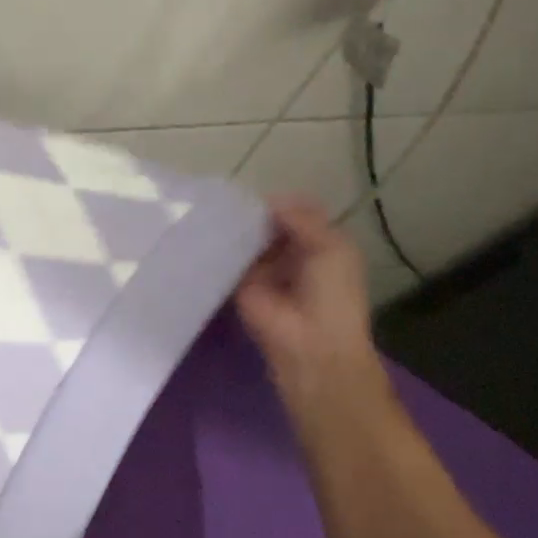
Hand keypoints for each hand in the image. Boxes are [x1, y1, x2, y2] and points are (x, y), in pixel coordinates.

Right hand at [234, 200, 386, 405]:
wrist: (310, 345)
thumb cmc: (332, 295)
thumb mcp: (331, 247)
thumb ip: (303, 219)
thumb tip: (272, 199)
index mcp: (320, 245)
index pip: (296, 215)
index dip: (281, 203)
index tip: (259, 192)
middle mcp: (290, 255)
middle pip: (269, 226)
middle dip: (255, 214)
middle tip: (230, 197)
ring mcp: (264, 271)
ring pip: (248, 242)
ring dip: (237, 230)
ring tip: (214, 209)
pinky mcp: (240, 286)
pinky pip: (230, 262)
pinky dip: (221, 249)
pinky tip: (205, 233)